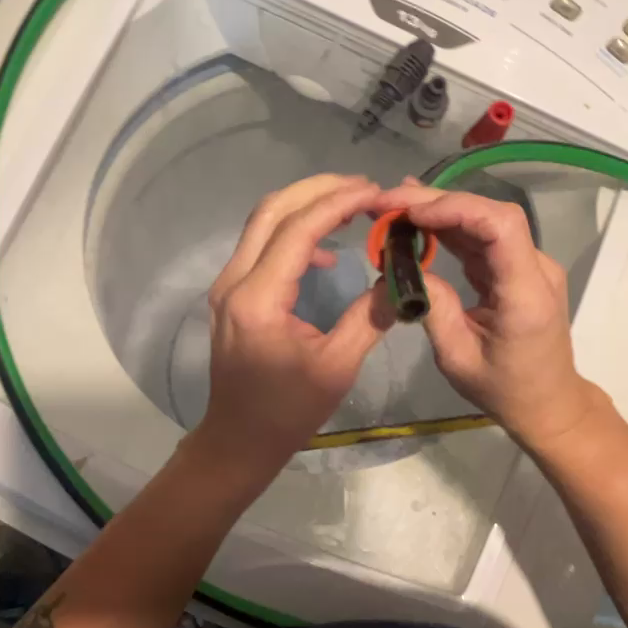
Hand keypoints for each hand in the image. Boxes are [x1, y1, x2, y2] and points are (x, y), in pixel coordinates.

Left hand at [196, 175, 394, 467]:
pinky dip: (293, 232)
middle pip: (272, 210)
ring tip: (351, 206)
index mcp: (259, 299)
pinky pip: (260, 245)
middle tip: (364, 187)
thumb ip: (368, 317)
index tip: (376, 193)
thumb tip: (400, 279)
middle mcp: (234, 282)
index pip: (299, 230)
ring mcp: (227, 286)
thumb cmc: (288, 412)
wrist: (238, 439)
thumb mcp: (336, 368)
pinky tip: (327, 252)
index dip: (338, 203)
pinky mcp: (231, 294)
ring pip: (262, 223)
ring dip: (305, 205)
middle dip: (319, 190)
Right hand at [374, 180, 602, 448]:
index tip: (410, 214)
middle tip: (383, 203)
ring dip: (437, 211)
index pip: (501, 227)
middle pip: (489, 214)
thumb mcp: (457, 359)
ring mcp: (530, 265)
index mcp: (525, 293)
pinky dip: (448, 227)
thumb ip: (433, 309)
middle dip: (435, 202)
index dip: (455, 208)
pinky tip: (415, 221)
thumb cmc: (503, 390)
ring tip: (390, 208)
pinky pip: (483, 238)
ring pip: (484, 220)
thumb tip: (405, 268)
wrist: (547, 403)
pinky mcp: (517, 268)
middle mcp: (536, 269)